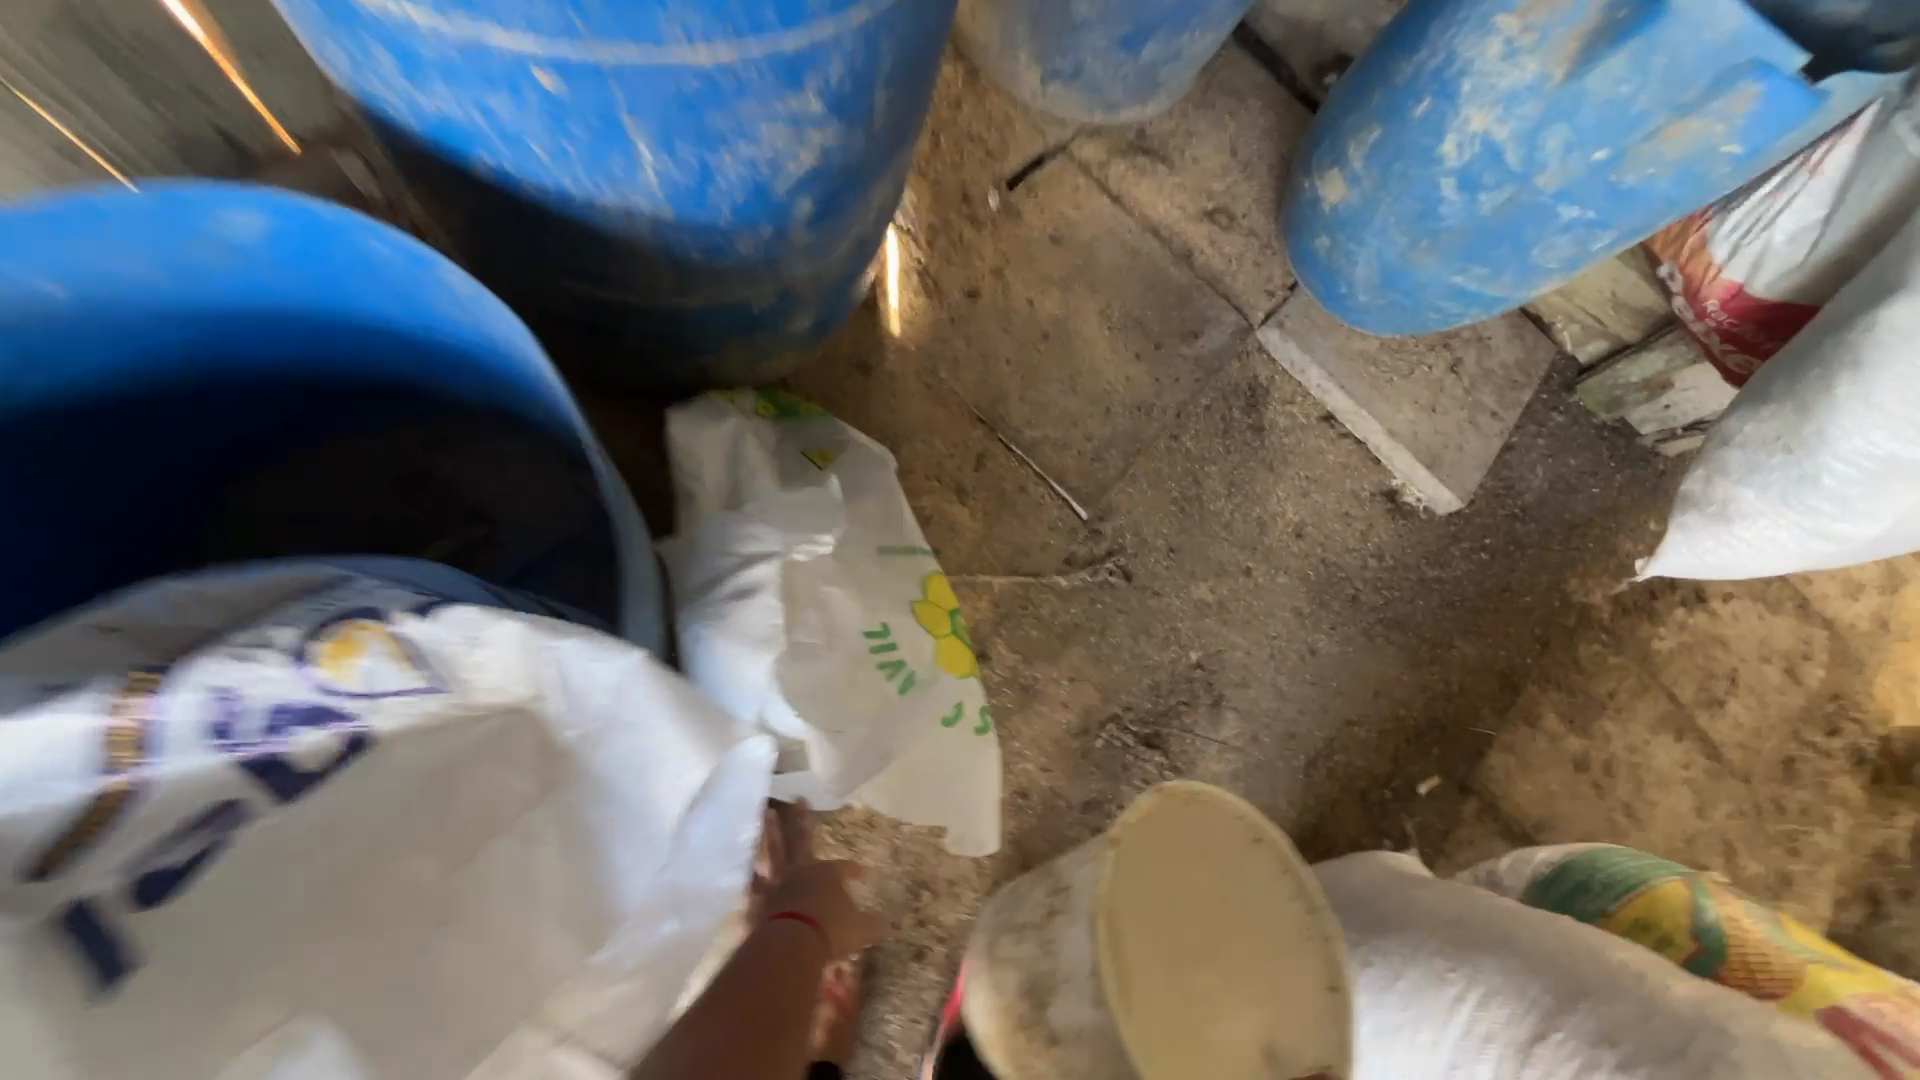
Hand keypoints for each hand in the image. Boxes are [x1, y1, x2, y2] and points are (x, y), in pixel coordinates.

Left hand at [760, 801, 885, 957]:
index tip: (861, 872)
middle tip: (798, 798)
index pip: (843, 867)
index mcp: (827, 874)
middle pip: (802, 839)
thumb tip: (884, 923)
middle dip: (802, 819)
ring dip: (770, 832)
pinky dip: (750, 875)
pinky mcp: (756, 900)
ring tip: (766, 813)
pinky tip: (747, 867)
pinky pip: (753, 883)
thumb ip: (870, 924)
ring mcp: (776, 883)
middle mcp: (800, 872)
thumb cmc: (830, 932)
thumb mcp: (860, 930)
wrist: (790, 945)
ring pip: (772, 851)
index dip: (851, 869)